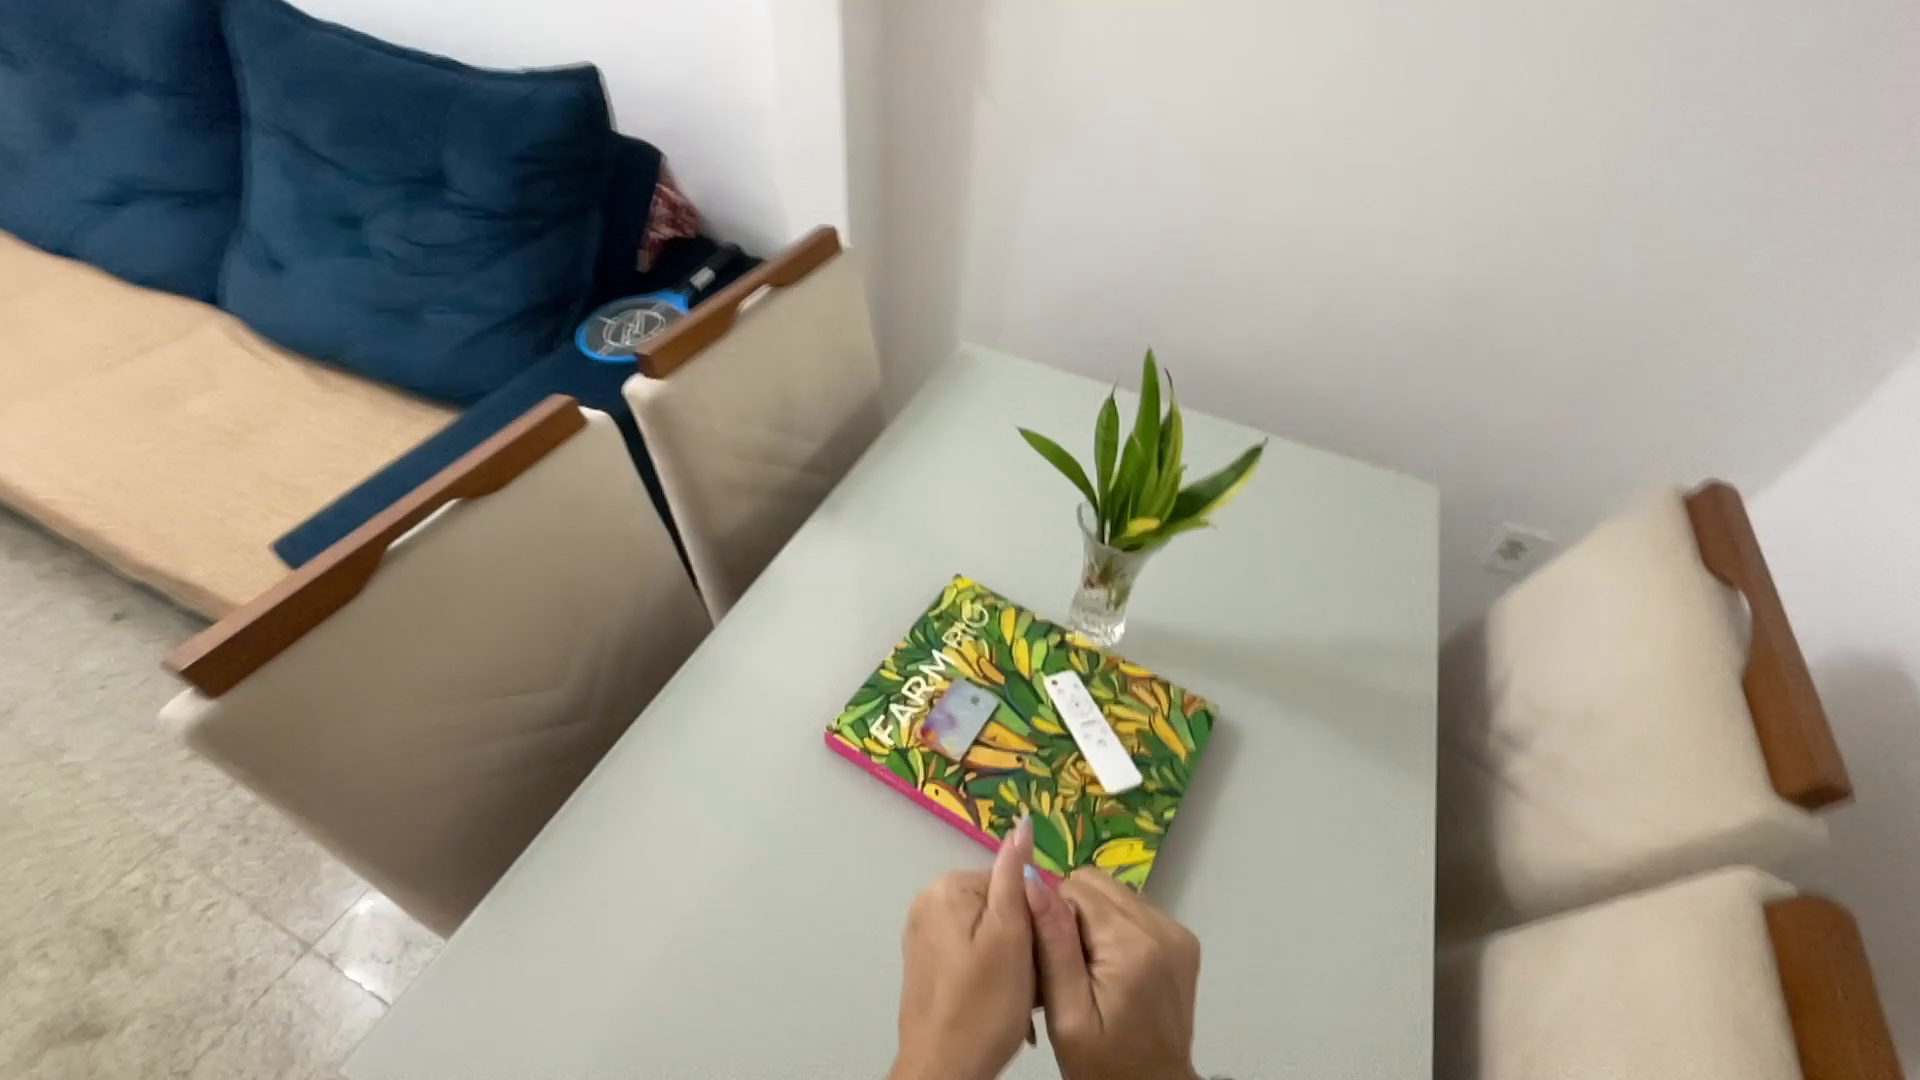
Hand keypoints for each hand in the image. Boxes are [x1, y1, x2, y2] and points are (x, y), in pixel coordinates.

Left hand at [889, 818, 1037, 1079]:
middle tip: (1026, 977)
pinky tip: (995, 998)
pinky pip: (968, 948)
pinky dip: (987, 968)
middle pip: (995, 903)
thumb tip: (1023, 824)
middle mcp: (927, 899)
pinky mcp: (923, 959)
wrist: (943, 1071)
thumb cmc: (984, 1006)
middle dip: (1018, 936)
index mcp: (946, 886)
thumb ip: (1015, 875)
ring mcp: (921, 931)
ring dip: (1007, 955)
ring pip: (985, 928)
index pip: (1009, 881)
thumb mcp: (1011, 935)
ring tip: (1013, 993)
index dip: (1033, 916)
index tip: (1038, 951)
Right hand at [1029, 867, 1202, 1079]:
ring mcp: (1176, 930)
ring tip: (1091, 966)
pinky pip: (1134, 907)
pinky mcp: (1183, 938)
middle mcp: (1161, 925)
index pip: (1074, 888)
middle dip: (1074, 913)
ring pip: (1114, 891)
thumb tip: (1031, 879)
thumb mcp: (1066, 1013)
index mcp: (1132, 942)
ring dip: (1095, 918)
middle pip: (1096, 882)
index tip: (1053, 958)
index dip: (1053, 917)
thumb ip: (1052, 942)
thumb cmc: (1102, 1064)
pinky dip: (1116, 926)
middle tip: (1071, 963)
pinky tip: (1114, 964)